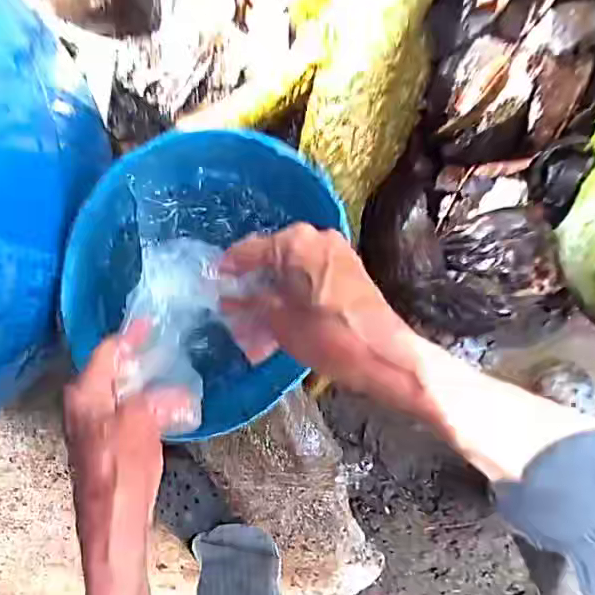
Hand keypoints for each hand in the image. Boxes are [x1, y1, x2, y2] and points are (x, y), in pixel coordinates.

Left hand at [63, 322, 193, 594]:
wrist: (111, 527)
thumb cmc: (119, 475)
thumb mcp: (139, 425)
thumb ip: (156, 400)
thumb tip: (177, 396)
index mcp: (84, 396)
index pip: (105, 352)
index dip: (129, 336)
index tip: (150, 322)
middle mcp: (82, 408)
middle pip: (108, 371)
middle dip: (134, 356)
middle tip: (163, 342)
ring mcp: (92, 429)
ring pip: (116, 393)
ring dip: (139, 380)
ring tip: (167, 368)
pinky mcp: (105, 448)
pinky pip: (123, 412)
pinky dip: (142, 402)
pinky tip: (163, 404)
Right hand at [218, 224, 594, 480]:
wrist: (384, 356)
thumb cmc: (329, 338)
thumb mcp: (280, 322)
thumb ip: (252, 302)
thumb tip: (231, 296)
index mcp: (296, 243)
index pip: (248, 249)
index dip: (226, 269)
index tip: (210, 284)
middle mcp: (316, 238)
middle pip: (269, 256)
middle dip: (248, 281)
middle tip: (229, 306)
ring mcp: (334, 254)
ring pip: (288, 268)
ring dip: (267, 290)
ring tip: (249, 318)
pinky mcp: (345, 272)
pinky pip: (306, 276)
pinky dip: (289, 293)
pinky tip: (275, 317)